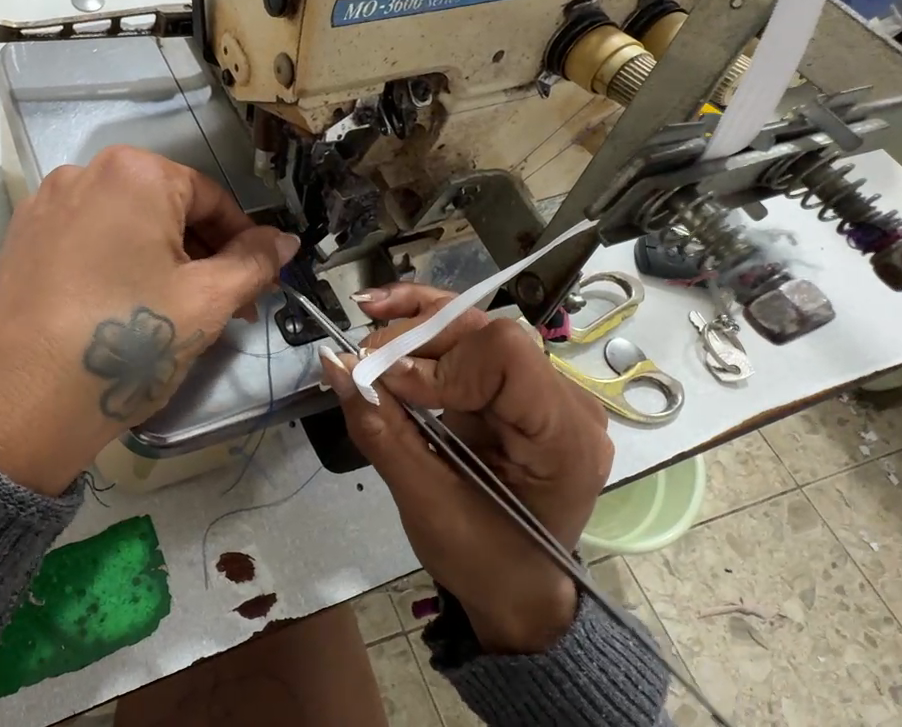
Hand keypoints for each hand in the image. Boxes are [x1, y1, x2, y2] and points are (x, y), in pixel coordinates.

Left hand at [0, 146, 297, 494]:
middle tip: (223, 309)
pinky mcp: (20, 240)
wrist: (18, 404)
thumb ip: (254, 263)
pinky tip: (122, 312)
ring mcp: (45, 205)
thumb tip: (286, 239)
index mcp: (134, 172)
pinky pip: (87, 242)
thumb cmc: (125, 340)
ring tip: (175, 317)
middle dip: (202, 256)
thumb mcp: (205, 302)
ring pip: (126, 227)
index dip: (244, 244)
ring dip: (161, 263)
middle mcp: (83, 172)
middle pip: (166, 209)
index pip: (212, 198)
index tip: (259, 287)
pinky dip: (116, 267)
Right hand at [319, 283, 613, 652]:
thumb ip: (381, 429)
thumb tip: (334, 364)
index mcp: (563, 438)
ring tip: (367, 314)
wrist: (518, 590)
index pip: (507, 355)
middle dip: (417, 339)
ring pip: (476, 326)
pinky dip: (426, 326)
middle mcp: (566, 401)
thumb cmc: (484, 561)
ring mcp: (544, 389)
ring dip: (416, 320)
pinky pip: (471, 341)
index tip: (392, 388)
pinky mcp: (515, 386)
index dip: (442, 362)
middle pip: (486, 332)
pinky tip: (389, 311)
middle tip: (363, 361)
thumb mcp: (426, 502)